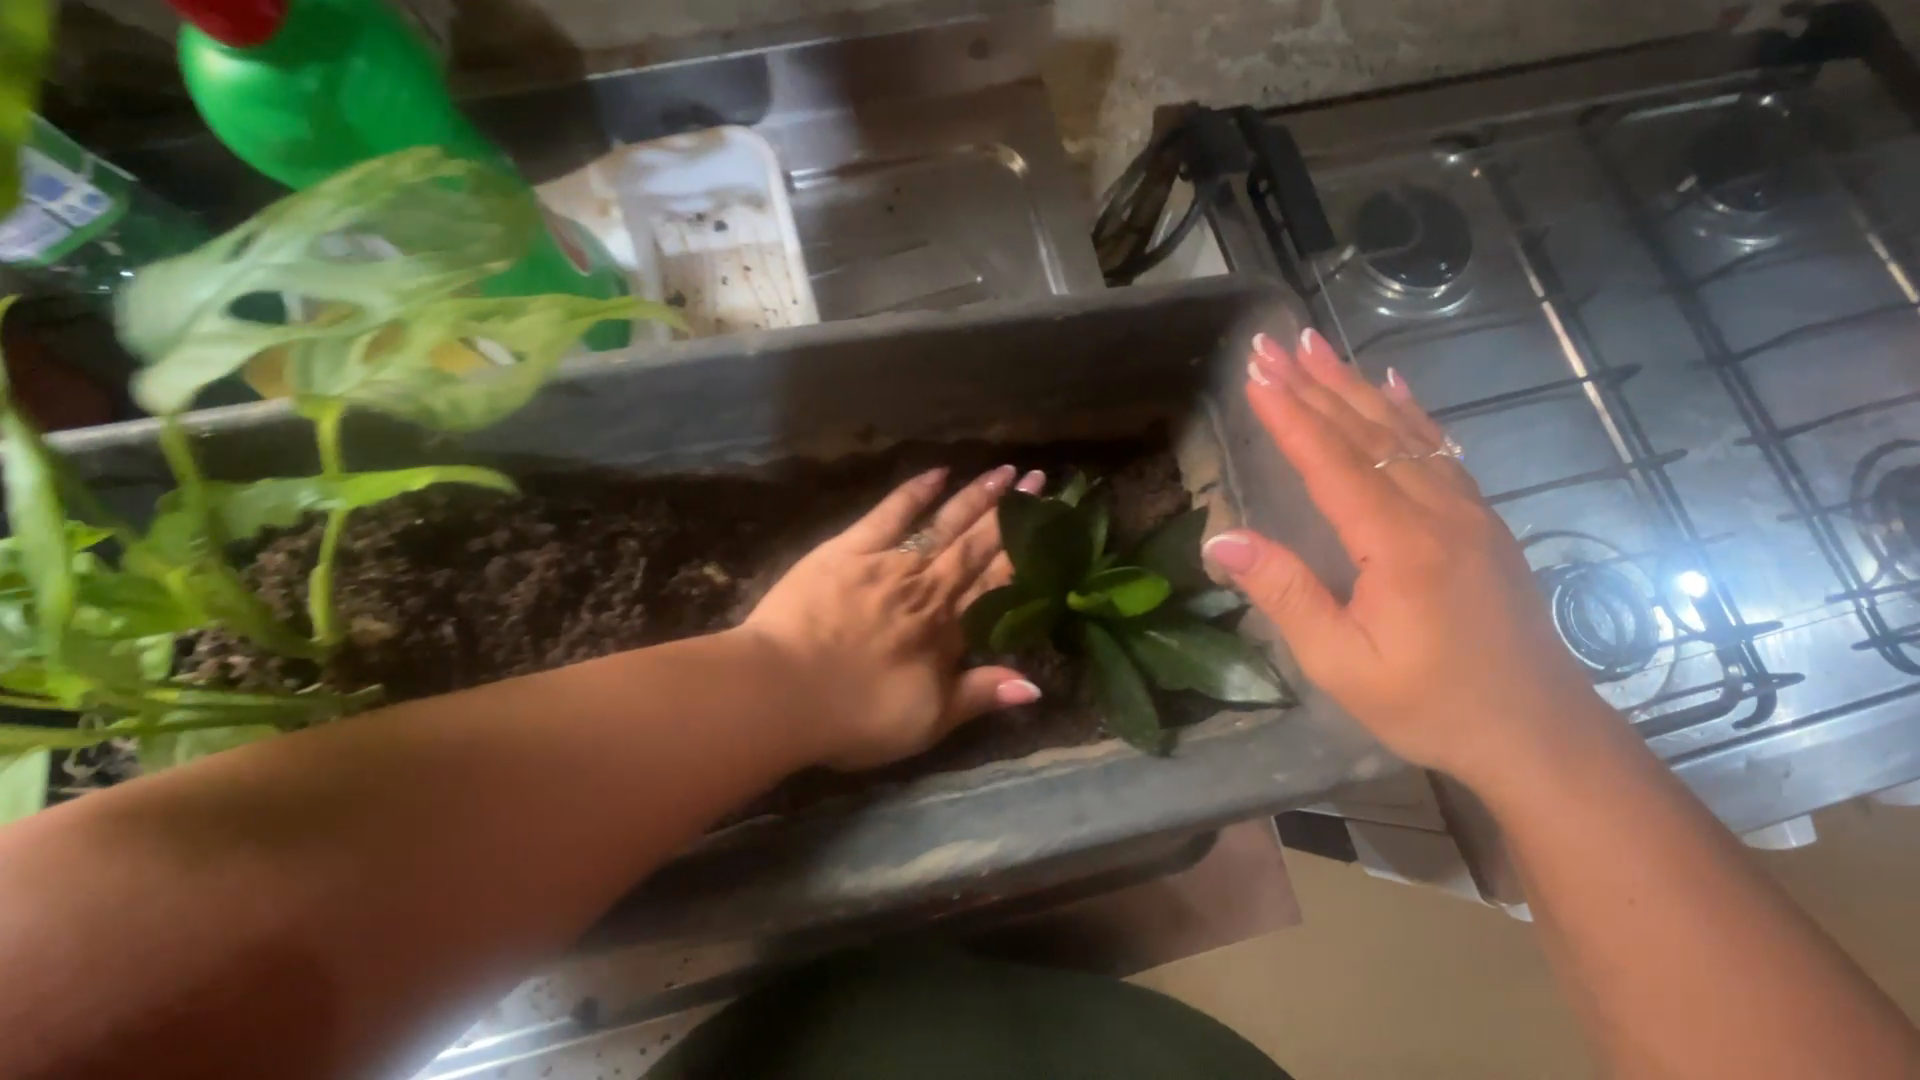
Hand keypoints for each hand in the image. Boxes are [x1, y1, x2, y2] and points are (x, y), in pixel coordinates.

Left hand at [740, 464, 1047, 769]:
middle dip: (1012, 515)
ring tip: (1006, 472)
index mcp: (949, 631)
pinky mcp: (849, 550)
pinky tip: (937, 473)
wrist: (783, 693)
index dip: (1027, 556)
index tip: (1053, 527)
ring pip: (943, 524)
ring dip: (976, 498)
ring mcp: (890, 564)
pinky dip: (914, 492)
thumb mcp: (928, 723)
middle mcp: (929, 588)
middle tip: (1041, 480)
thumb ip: (980, 696)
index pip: (999, 586)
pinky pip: (890, 514)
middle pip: (978, 547)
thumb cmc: (855, 716)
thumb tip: (1036, 685)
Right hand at [1200, 328, 1605, 782]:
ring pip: (1404, 432)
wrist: (1538, 732)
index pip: (1333, 462)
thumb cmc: (1430, 705)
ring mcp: (1467, 511)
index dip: (1290, 416)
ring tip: (1316, 345)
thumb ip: (1284, 594)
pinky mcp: (1481, 522)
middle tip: (1270, 342)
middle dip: (1314, 384)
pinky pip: (1440, 450)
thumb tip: (1222, 539)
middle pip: (1366, 432)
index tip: (1255, 373)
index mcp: (1400, 545)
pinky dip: (1409, 411)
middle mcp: (1438, 512)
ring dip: (1353, 386)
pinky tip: (1393, 386)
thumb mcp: (1341, 663)